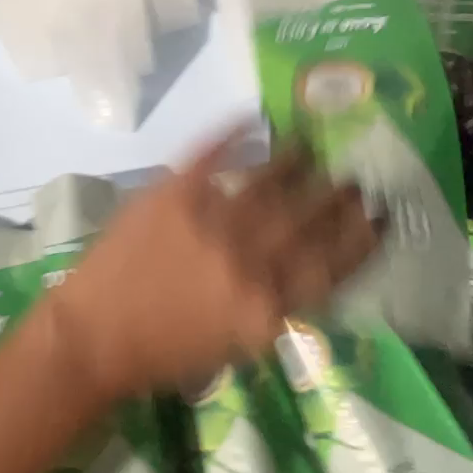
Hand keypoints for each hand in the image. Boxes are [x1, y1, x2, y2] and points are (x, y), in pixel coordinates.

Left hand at [46, 129, 380, 400]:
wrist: (94, 336)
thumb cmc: (164, 354)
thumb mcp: (235, 347)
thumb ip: (275, 305)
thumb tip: (307, 266)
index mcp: (266, 307)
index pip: (331, 264)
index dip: (360, 236)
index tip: (378, 214)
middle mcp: (247, 260)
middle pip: (307, 219)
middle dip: (337, 195)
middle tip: (354, 176)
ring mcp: (209, 220)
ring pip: (268, 182)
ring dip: (296, 161)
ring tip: (312, 145)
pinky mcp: (172, 193)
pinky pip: (212, 152)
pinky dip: (235, 133)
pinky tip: (255, 118)